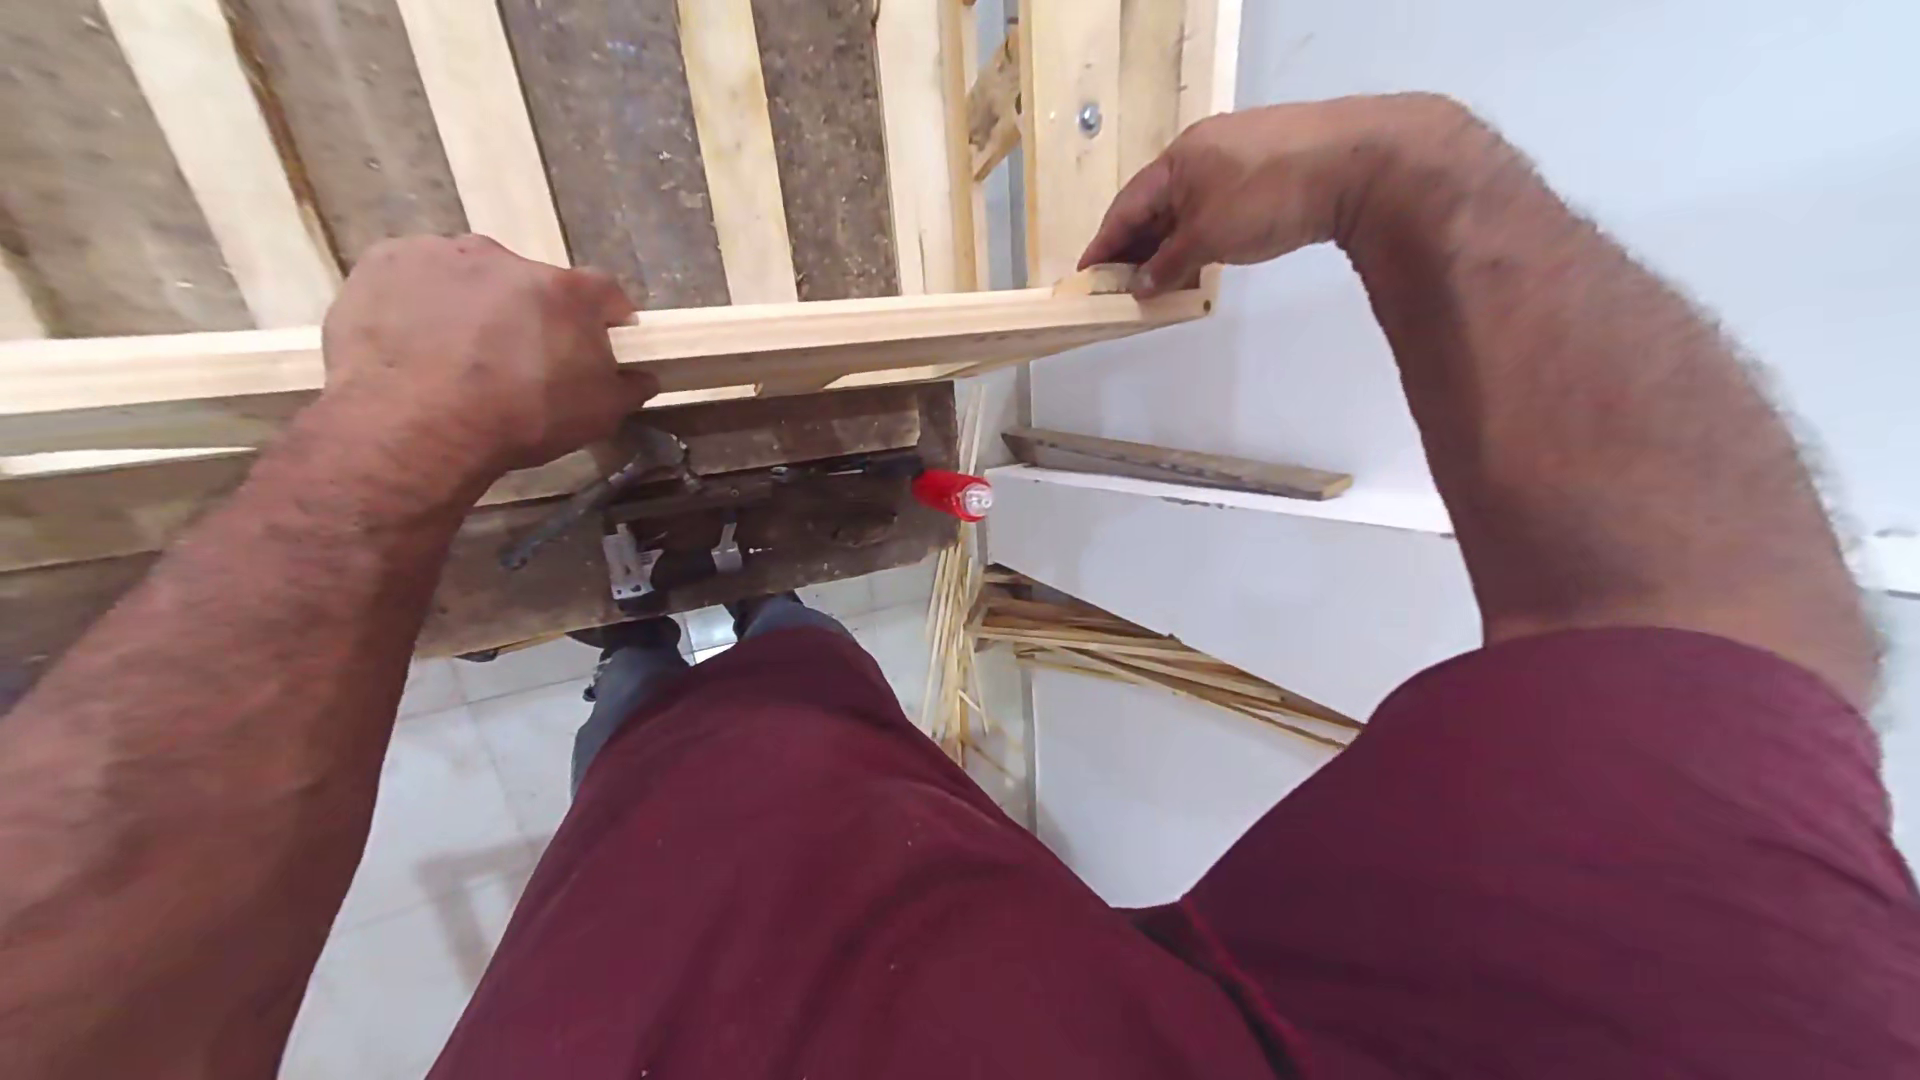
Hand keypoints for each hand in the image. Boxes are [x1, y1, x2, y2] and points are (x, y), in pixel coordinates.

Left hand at [318, 235, 657, 493]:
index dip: (609, 317)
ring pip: (476, 275)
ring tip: (467, 350)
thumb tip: (643, 376)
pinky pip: (420, 277)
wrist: (417, 425)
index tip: (604, 340)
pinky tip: (423, 340)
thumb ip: (629, 387)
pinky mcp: (384, 262)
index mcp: (567, 291)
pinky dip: (428, 301)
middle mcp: (507, 258)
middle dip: (539, 312)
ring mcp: (440, 254)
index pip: (606, 292)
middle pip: (537, 282)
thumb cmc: (524, 418)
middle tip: (528, 355)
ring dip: (482, 303)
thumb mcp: (599, 413)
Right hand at [1079, 94, 1489, 296]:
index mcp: (1179, 160)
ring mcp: (1233, 161)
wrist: (1358, 164)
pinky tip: (1189, 265)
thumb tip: (1141, 285)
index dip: (1103, 243)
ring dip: (1163, 248)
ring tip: (1149, 283)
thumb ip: (1168, 262)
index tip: (1085, 273)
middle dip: (1132, 248)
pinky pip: (1208, 212)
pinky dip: (1192, 240)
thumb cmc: (1268, 195)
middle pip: (1151, 208)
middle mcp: (1200, 155)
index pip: (1126, 207)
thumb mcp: (1207, 235)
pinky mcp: (1261, 174)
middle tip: (1115, 285)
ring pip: (1182, 211)